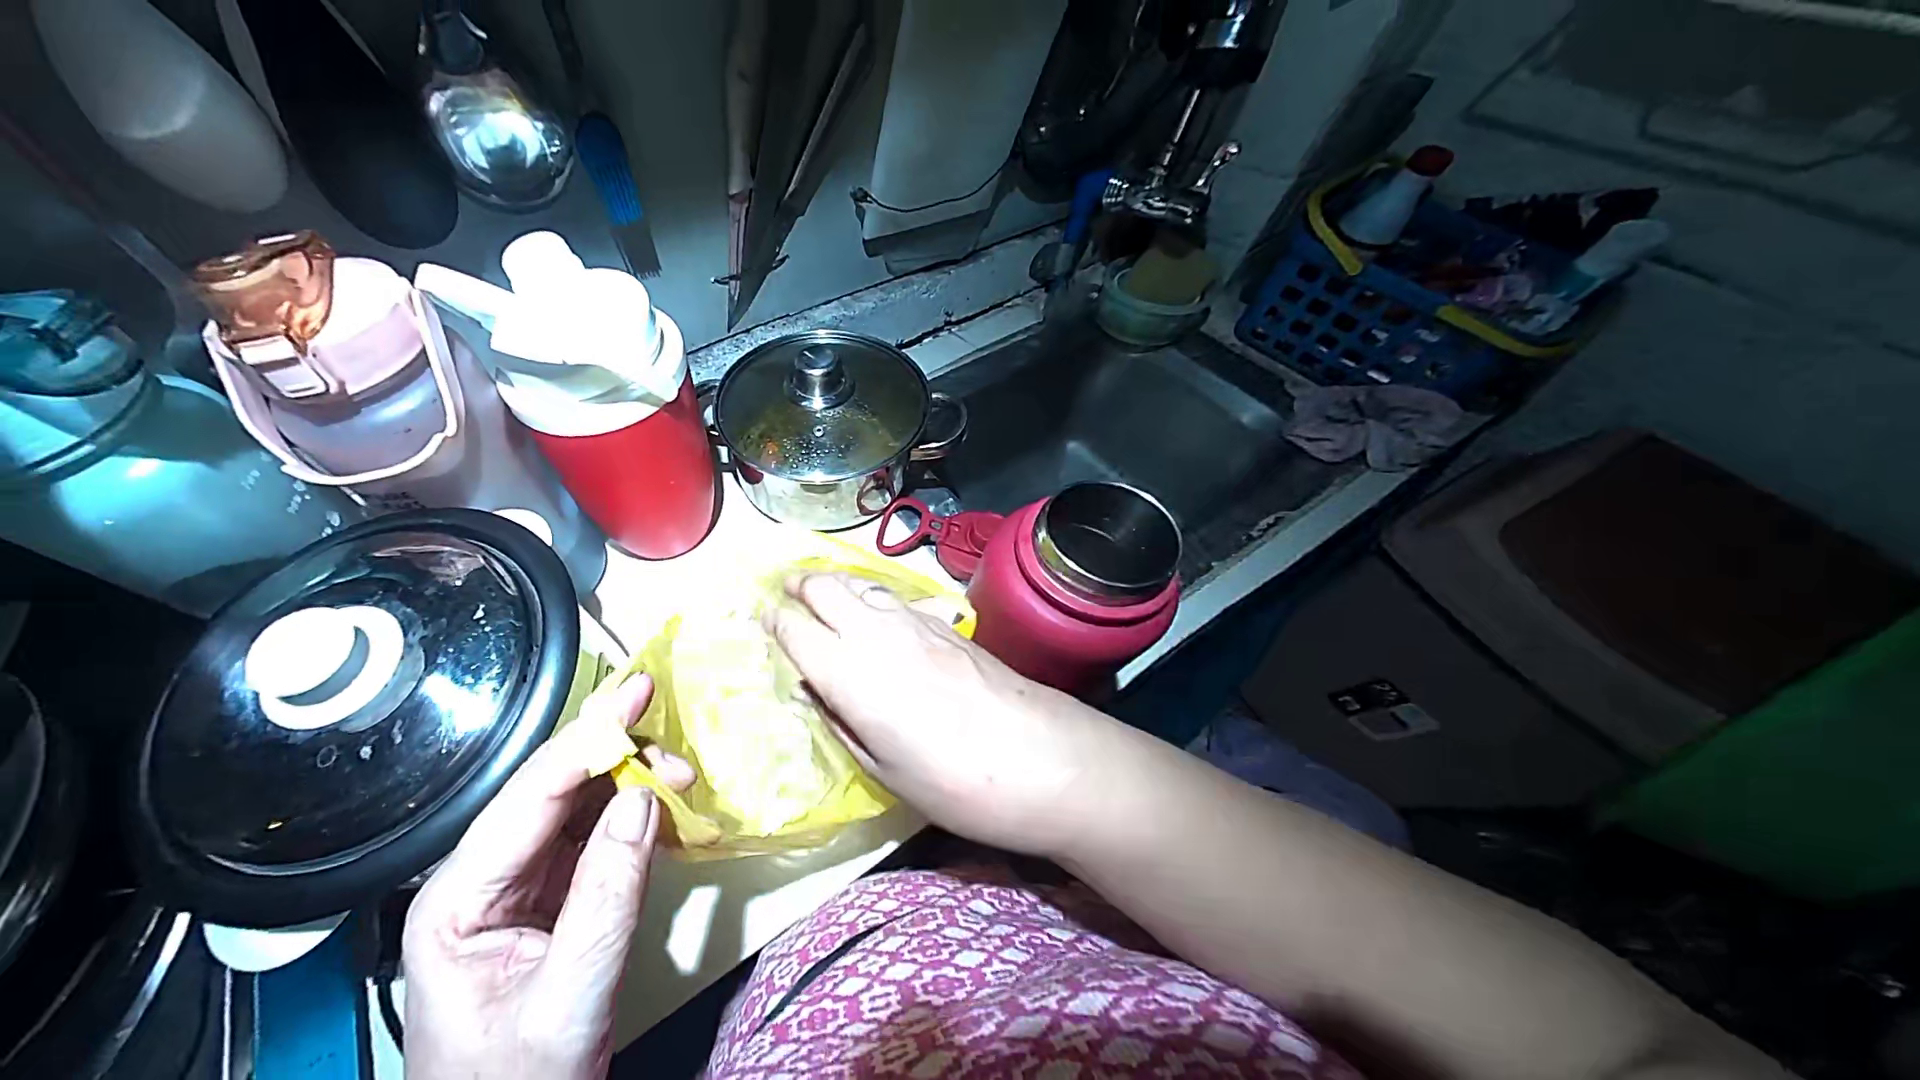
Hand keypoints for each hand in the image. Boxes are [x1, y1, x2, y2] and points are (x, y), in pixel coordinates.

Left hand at [402, 674, 694, 1079]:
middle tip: (669, 734)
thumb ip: (607, 897)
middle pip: (552, 790)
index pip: (528, 798)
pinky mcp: (555, 892)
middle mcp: (483, 877)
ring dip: (630, 780)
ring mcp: (521, 883)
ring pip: (579, 804)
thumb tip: (643, 800)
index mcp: (457, 899)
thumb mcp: (567, 999)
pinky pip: (597, 833)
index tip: (634, 697)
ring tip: (678, 775)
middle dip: (613, 753)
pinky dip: (635, 812)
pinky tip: (663, 805)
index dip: (586, 740)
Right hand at [764, 572, 1130, 858]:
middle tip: (787, 590)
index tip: (763, 618)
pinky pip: (896, 597)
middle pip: (826, 588)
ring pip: (863, 584)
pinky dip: (874, 594)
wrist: (1040, 757)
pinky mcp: (947, 624)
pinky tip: (878, 607)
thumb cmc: (952, 781)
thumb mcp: (882, 768)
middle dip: (800, 585)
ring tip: (824, 588)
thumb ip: (842, 721)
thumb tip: (818, 690)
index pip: (796, 630)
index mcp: (848, 673)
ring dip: (836, 582)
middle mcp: (876, 633)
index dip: (775, 622)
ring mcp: (916, 622)